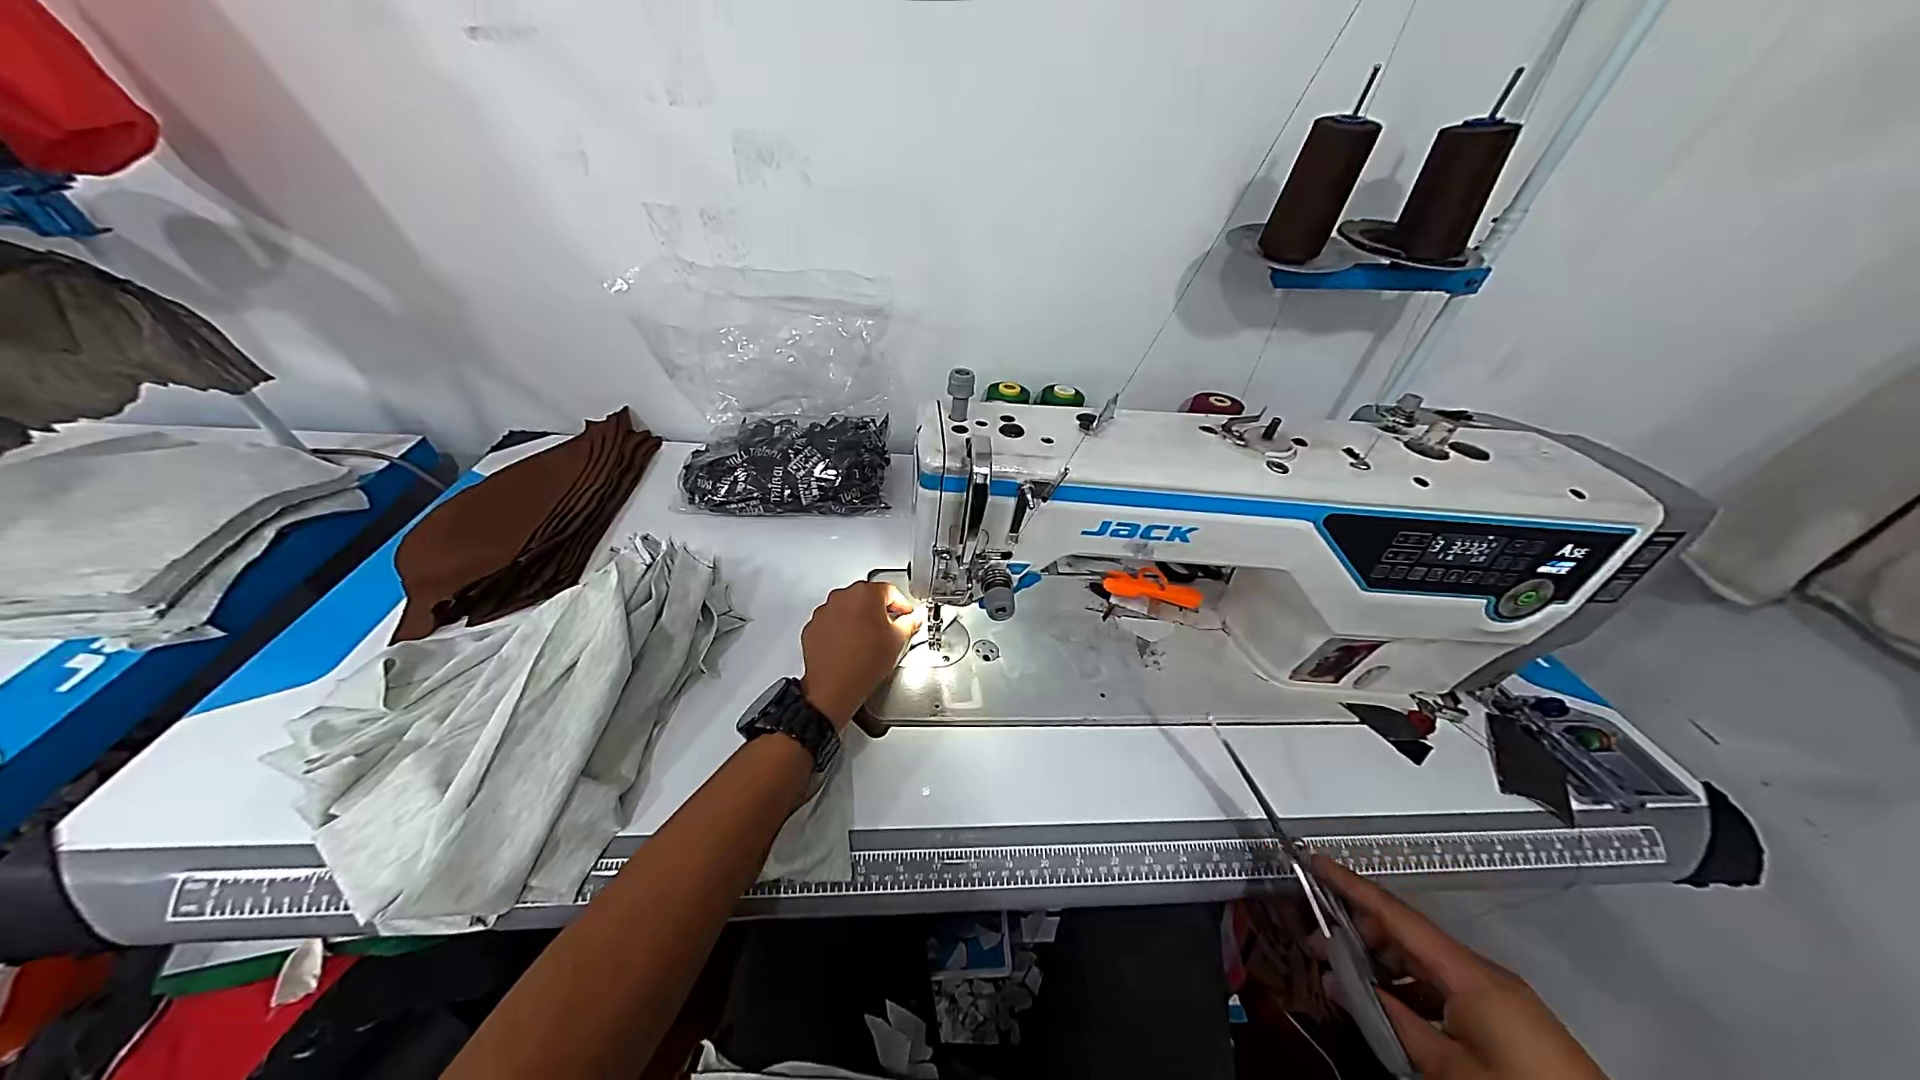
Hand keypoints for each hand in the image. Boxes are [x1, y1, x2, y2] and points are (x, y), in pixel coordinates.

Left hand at [800, 582, 923, 729]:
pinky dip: (840, 631)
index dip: (901, 604)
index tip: (904, 613)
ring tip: (868, 642)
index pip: (890, 591)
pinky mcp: (813, 628)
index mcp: (865, 594)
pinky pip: (831, 623)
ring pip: (847, 609)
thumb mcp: (899, 640)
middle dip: (879, 611)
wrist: (834, 688)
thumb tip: (913, 618)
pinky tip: (851, 648)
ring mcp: (824, 612)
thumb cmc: (863, 664)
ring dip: (858, 620)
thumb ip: (910, 622)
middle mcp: (842, 598)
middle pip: (867, 597)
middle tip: (888, 629)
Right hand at [1312, 855, 1609, 1079]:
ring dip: (1382, 965)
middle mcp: (1484, 975)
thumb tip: (1342, 986)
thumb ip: (1389, 1019)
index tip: (1320, 863)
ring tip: (1346, 978)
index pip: (1397, 915)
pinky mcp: (1505, 1019)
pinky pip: (1444, 987)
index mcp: (1470, 974)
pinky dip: (1409, 988)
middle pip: (1407, 936)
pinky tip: (1388, 1006)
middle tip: (1317, 941)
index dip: (1353, 886)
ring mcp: (1497, 997)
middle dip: (1359, 933)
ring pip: (1424, 963)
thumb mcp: (1445, 1065)